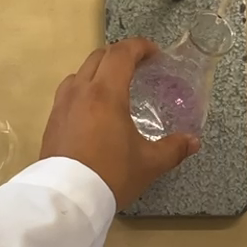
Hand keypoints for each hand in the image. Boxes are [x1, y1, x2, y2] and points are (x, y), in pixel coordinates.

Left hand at [41, 39, 199, 206]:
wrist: (68, 199)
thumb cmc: (111, 175)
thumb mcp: (149, 163)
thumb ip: (173, 148)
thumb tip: (193, 142)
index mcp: (106, 94)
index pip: (121, 54)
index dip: (140, 47)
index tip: (154, 54)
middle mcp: (81, 91)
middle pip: (99, 57)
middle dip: (120, 56)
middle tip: (138, 69)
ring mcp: (62, 105)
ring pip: (80, 72)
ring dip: (99, 71)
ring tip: (114, 87)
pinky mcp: (52, 121)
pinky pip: (68, 92)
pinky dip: (84, 89)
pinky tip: (93, 110)